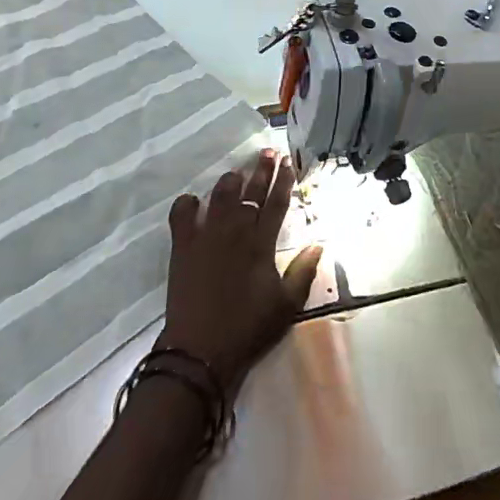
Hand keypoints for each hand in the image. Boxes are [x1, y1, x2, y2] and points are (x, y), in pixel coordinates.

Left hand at [157, 150, 321, 394]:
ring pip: (218, 196)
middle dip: (261, 170)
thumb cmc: (248, 328)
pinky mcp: (181, 244)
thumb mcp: (287, 305)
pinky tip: (194, 201)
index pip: (276, 204)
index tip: (288, 163)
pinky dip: (187, 203)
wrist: (201, 346)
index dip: (283, 182)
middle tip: (267, 152)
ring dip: (229, 181)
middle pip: (249, 192)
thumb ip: (303, 272)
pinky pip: (181, 213)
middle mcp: (234, 231)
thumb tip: (319, 244)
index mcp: (261, 244)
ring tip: (236, 172)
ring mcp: (205, 235)